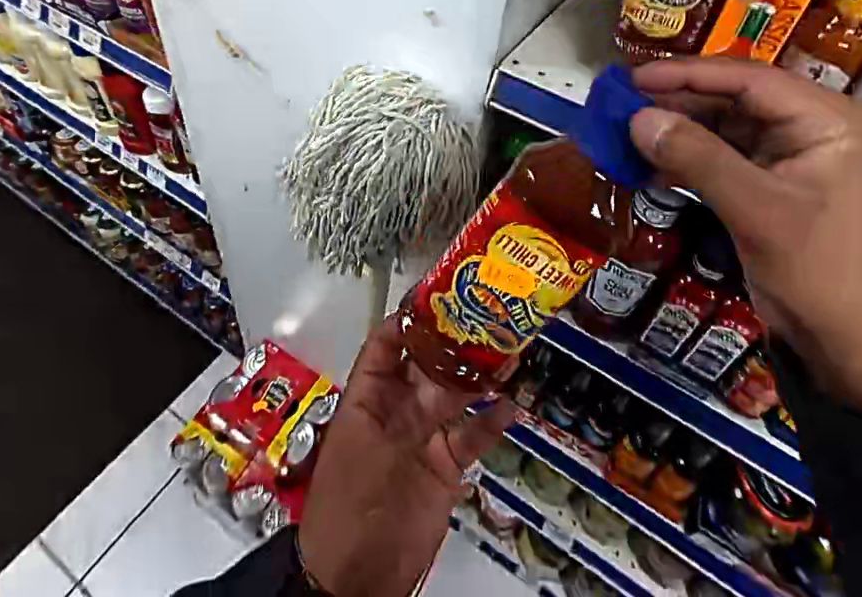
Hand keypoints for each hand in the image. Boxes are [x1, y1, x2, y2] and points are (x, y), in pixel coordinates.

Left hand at [298, 316, 517, 596]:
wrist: (357, 579)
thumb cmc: (350, 509)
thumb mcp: (374, 451)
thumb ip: (413, 412)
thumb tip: (444, 375)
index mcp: (369, 398)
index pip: (387, 344)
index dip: (410, 318)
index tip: (440, 293)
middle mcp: (398, 408)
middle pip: (427, 363)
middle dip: (453, 340)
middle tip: (486, 314)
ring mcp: (424, 435)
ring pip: (454, 394)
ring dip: (478, 375)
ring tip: (507, 350)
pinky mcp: (445, 463)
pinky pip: (472, 435)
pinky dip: (491, 421)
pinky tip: (510, 405)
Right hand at [630, 58, 861, 410]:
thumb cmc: (823, 274)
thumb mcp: (758, 211)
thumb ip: (697, 158)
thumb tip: (637, 118)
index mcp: (828, 119)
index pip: (749, 78)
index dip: (688, 74)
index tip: (635, 77)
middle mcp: (814, 127)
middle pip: (736, 100)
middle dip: (679, 103)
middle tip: (622, 105)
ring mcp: (797, 157)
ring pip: (728, 129)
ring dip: (681, 132)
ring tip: (628, 132)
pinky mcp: (779, 186)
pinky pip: (729, 159)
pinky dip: (692, 161)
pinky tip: (652, 165)